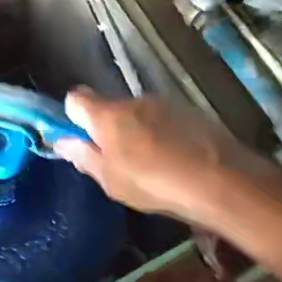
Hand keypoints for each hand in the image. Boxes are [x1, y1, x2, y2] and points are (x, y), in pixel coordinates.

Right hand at [53, 88, 276, 224]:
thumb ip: (84, 157)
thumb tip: (62, 141)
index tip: (77, 139)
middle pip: (110, 108)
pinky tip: (173, 161)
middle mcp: (134, 100)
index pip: (76, 98)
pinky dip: (162, 136)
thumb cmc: (153, 183)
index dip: (72, 116)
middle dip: (108, 129)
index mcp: (107, 114)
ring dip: (137, 133)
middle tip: (115, 162)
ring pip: (138, 115)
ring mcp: (165, 103)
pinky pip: (163, 121)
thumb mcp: (110, 180)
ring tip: (149, 166)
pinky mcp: (190, 111)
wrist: (219, 179)